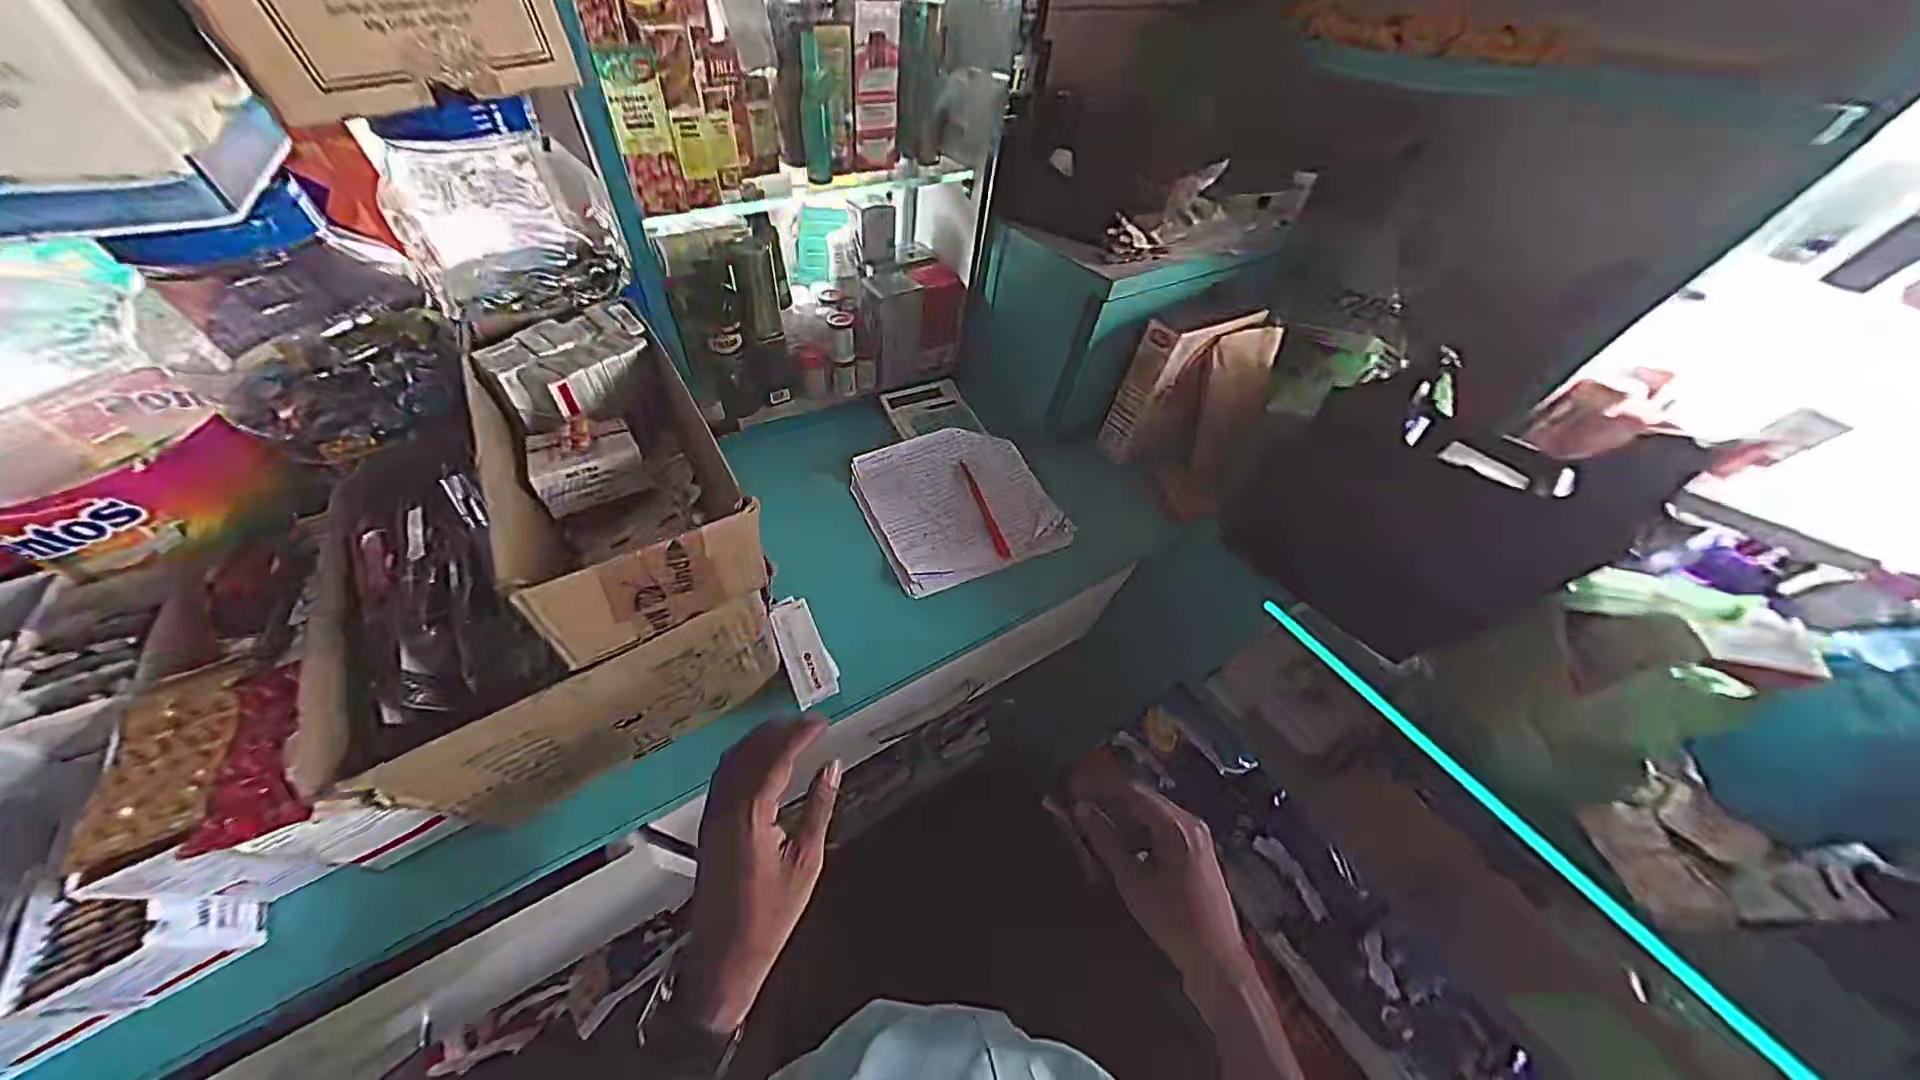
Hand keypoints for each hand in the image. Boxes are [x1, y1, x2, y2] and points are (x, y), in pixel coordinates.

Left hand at [678, 716, 840, 1033]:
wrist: (724, 955)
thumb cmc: (770, 914)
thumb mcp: (807, 861)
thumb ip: (819, 807)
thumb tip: (832, 767)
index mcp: (751, 815)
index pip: (777, 758)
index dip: (800, 734)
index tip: (822, 722)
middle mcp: (726, 808)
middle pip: (751, 751)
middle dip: (781, 729)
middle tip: (810, 722)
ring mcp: (712, 815)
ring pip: (734, 759)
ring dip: (761, 738)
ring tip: (790, 730)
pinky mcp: (708, 824)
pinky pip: (724, 775)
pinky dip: (745, 755)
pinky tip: (761, 755)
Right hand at [1073, 779, 1253, 983]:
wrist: (1216, 960)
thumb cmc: (1175, 922)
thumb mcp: (1131, 880)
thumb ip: (1105, 840)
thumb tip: (1083, 812)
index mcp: (1177, 825)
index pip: (1130, 792)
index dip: (1099, 789)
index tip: (1077, 791)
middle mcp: (1191, 823)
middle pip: (1142, 800)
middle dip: (1110, 803)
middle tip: (1083, 811)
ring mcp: (1197, 837)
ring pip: (1151, 815)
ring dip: (1124, 819)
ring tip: (1098, 831)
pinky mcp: (1198, 851)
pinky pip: (1163, 829)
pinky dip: (1140, 833)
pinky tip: (1124, 848)